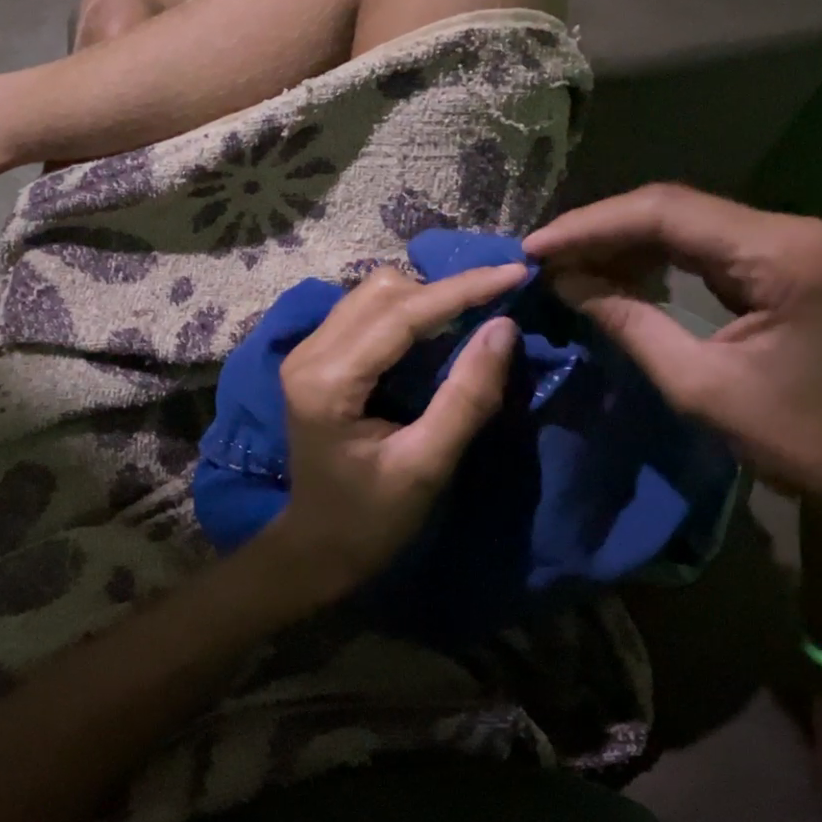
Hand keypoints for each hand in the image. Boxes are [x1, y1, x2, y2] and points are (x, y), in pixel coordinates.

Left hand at [264, 264, 524, 597]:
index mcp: (328, 381)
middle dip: (445, 290)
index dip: (462, 289)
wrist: (317, 548)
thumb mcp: (427, 466)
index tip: (515, 272)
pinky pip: (366, 312)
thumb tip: (504, 327)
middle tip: (500, 299)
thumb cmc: (372, 520)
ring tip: (474, 314)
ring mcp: (306, 352)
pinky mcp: (316, 358)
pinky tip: (439, 331)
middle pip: (383, 291)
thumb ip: (466, 397)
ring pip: (374, 294)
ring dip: (426, 297)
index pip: (401, 312)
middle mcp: (308, 353)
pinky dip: (408, 311)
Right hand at [523, 184, 821, 510]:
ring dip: (622, 241)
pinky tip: (610, 271)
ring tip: (565, 263)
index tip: (535, 247)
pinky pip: (701, 245)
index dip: (591, 226)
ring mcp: (787, 244)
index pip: (667, 213)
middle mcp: (788, 230)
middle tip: (542, 254)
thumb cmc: (790, 438)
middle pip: (674, 209)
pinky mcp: (780, 264)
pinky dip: (651, 257)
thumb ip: (627, 321)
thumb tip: (562, 280)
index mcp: (780, 253)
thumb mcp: (696, 384)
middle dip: (601, 229)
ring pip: (683, 222)